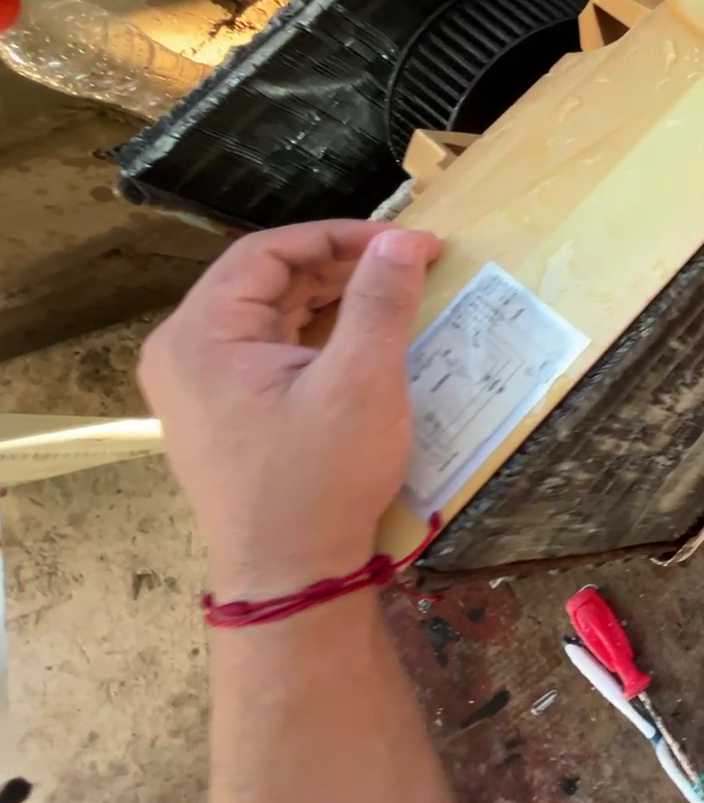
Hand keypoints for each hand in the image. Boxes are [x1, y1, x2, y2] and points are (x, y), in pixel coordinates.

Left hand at [138, 221, 441, 600]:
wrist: (295, 566)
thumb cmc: (323, 471)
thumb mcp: (362, 381)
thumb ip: (382, 303)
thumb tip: (406, 239)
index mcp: (203, 336)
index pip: (266, 253)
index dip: (341, 236)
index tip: (410, 244)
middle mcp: (191, 352)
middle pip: (267, 279)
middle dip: (344, 262)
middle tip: (413, 265)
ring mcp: (209, 384)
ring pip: (276, 312)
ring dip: (339, 294)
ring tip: (400, 292)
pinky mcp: (235, 409)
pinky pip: (280, 346)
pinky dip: (327, 328)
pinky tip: (370, 336)